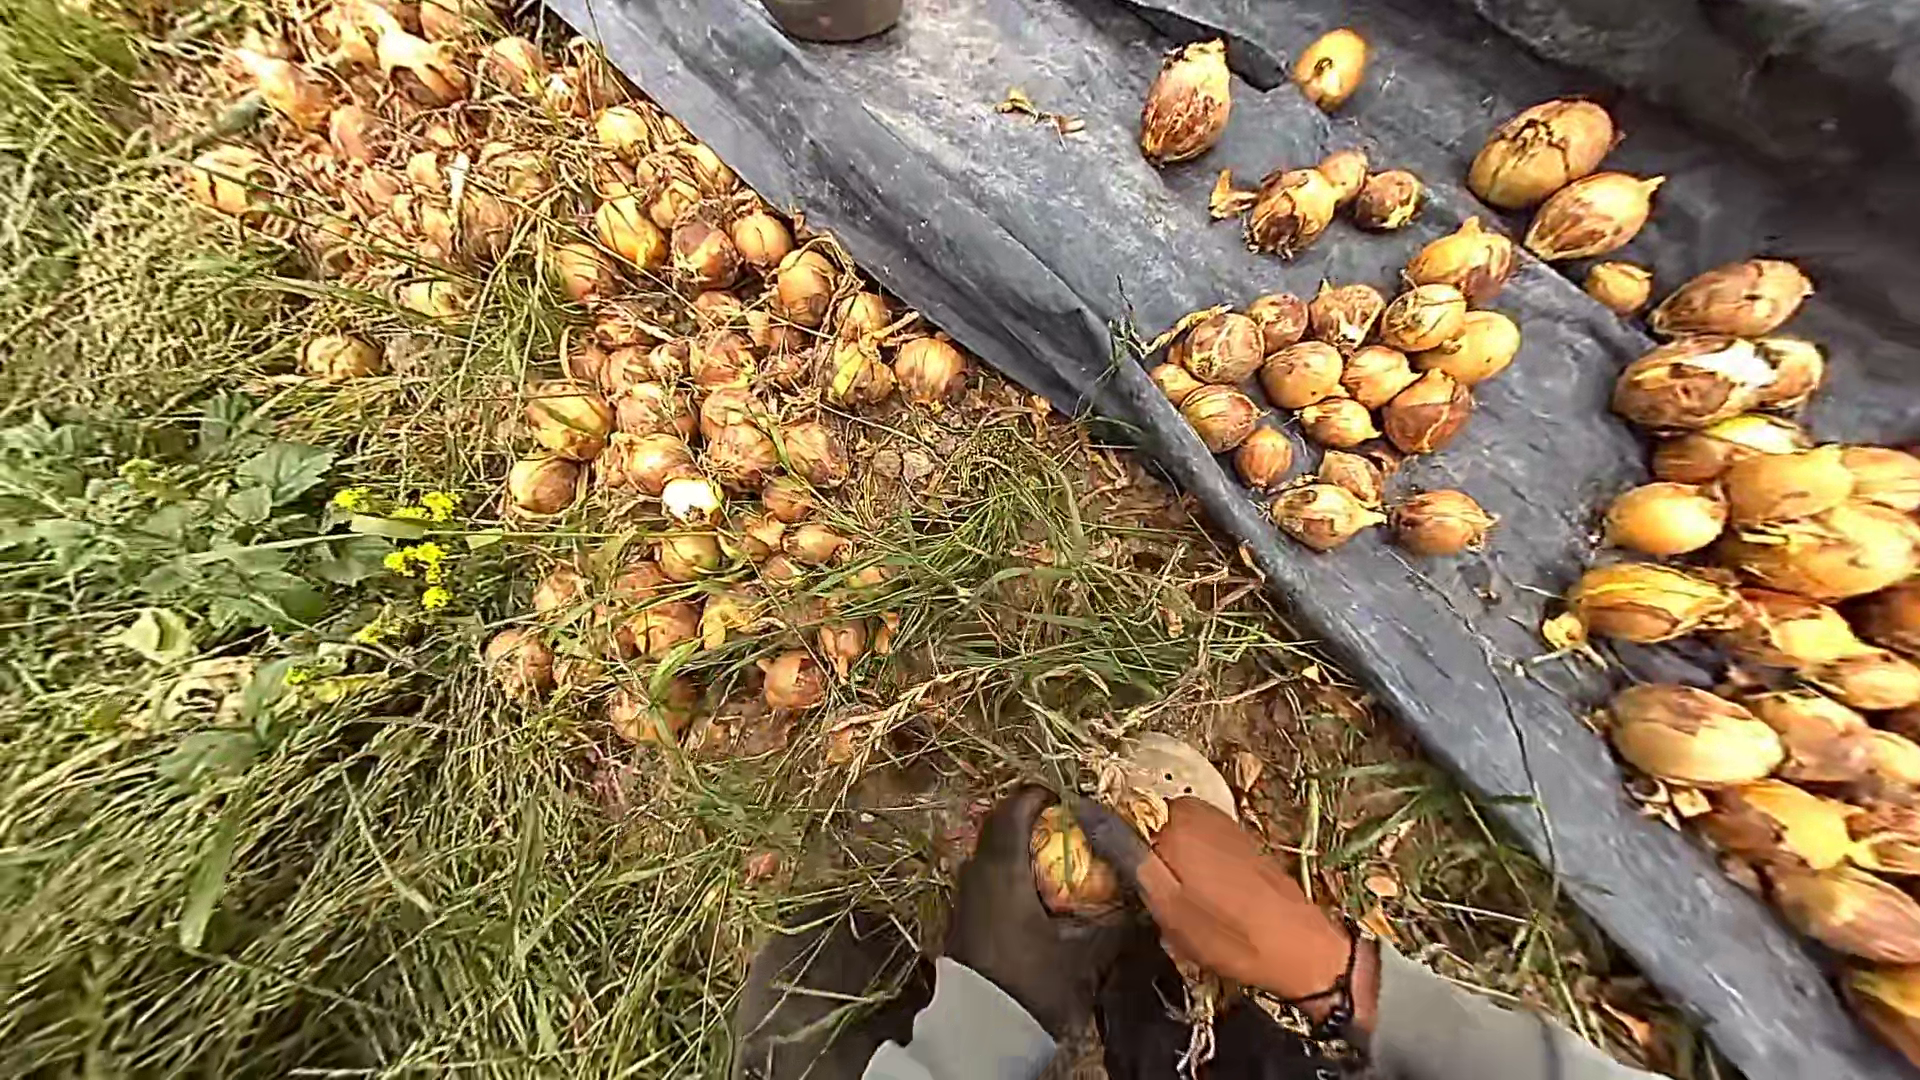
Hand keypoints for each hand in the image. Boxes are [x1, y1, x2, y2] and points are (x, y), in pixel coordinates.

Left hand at [945, 785, 1130, 1035]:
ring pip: (991, 844)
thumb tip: (1140, 905)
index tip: (1063, 799)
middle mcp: (979, 868)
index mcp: (1003, 867)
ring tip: (1051, 851)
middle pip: (1000, 822)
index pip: (1015, 810)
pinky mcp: (964, 908)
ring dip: (1017, 838)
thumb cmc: (1030, 981)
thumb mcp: (1079, 955)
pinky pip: (986, 867)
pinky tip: (1032, 885)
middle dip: (1029, 814)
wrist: (981, 1027)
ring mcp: (967, 888)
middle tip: (1061, 822)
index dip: (1038, 796)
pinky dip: (1008, 861)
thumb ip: (1111, 926)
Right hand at [1079, 796, 1378, 1030]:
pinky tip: (1206, 895)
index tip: (1118, 880)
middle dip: (1143, 857)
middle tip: (1156, 901)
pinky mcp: (1232, 830)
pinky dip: (1190, 860)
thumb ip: (1125, 851)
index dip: (1111, 848)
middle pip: (1142, 823)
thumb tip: (1086, 809)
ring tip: (1183, 902)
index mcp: (1169, 819)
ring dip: (1167, 861)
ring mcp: (1214, 816)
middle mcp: (1190, 806)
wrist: (1303, 948)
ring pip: (1168, 832)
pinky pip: (1193, 837)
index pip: (1116, 816)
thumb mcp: (1165, 903)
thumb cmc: (1227, 932)